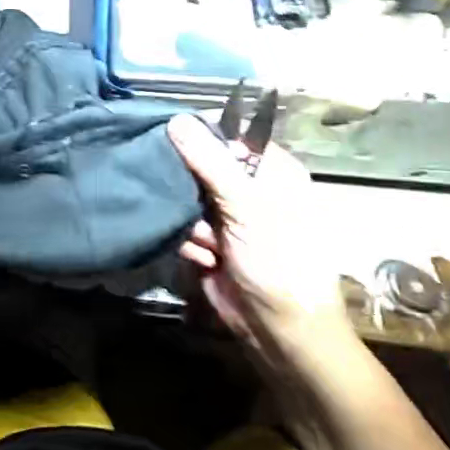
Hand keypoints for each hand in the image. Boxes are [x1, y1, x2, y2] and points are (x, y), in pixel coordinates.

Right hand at [168, 114, 357, 372]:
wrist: (279, 329)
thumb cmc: (278, 259)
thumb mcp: (247, 204)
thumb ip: (210, 161)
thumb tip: (176, 119)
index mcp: (271, 171)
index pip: (227, 137)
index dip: (199, 138)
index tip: (171, 141)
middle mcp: (249, 190)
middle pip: (200, 168)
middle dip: (190, 189)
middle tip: (194, 203)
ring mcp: (229, 219)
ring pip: (186, 200)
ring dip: (193, 224)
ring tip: (211, 244)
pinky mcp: (210, 245)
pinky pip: (184, 230)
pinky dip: (191, 245)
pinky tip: (207, 260)